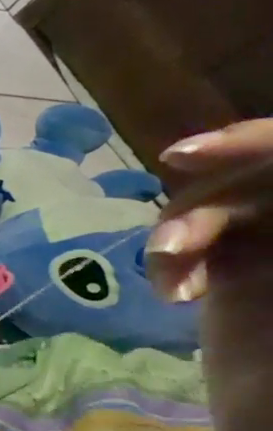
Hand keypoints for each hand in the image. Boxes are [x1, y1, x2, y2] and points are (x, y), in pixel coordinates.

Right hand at [148, 118, 272, 430]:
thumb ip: (270, 221)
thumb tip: (257, 155)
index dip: (252, 142)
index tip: (186, 157)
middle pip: (255, 174)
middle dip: (208, 194)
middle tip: (169, 220)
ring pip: (218, 201)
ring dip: (183, 229)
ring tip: (169, 272)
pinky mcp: (236, 267)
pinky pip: (191, 236)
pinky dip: (173, 256)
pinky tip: (171, 288)